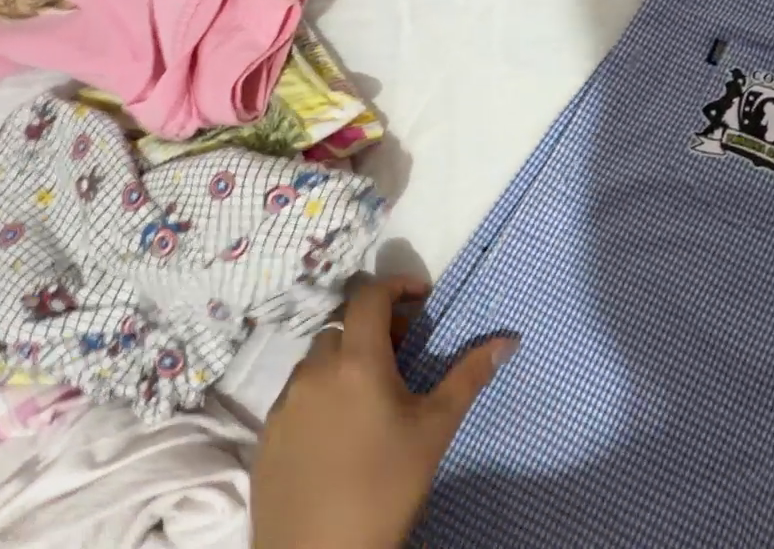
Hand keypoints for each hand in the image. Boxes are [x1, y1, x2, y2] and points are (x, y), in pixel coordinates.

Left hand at [252, 275, 517, 548]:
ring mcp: (283, 406)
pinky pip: (296, 396)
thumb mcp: (436, 428)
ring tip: (372, 395)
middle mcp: (313, 373)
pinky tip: (340, 431)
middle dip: (374, 329)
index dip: (396, 286)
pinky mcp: (265, 438)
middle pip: (342, 327)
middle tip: (403, 355)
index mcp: (356, 362)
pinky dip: (321, 393)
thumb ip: (469, 376)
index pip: (368, 295)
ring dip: (345, 360)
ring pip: (316, 361)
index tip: (421, 300)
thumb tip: (508, 340)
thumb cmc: (385, 486)